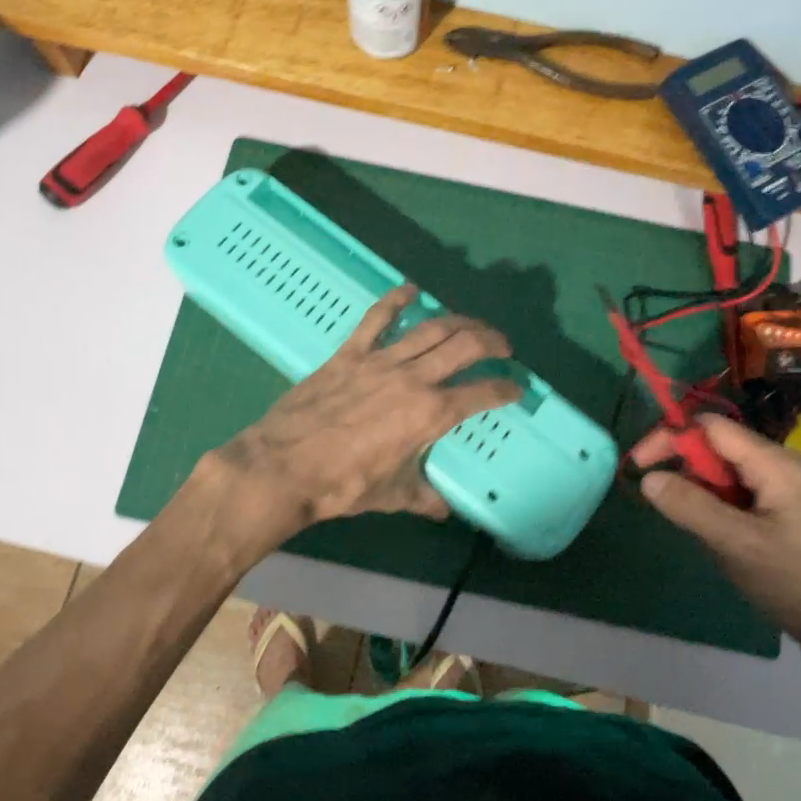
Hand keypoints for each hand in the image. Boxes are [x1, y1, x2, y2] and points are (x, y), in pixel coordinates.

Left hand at [203, 285, 520, 535]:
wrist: (285, 466)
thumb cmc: (342, 486)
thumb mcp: (392, 496)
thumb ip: (423, 497)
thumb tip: (442, 510)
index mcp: (430, 414)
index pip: (481, 394)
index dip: (505, 389)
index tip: (515, 388)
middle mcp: (413, 379)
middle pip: (464, 346)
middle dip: (492, 341)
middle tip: (503, 346)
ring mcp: (380, 361)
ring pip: (430, 328)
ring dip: (459, 320)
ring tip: (473, 323)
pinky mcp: (349, 353)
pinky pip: (377, 319)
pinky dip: (395, 300)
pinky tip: (410, 290)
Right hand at [633, 415, 800, 683]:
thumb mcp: (738, 545)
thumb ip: (691, 507)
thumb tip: (648, 478)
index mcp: (775, 463)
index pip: (710, 427)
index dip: (669, 438)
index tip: (638, 468)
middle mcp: (782, 467)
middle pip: (718, 448)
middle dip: (684, 469)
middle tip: (661, 505)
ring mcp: (786, 493)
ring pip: (726, 476)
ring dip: (701, 495)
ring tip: (697, 533)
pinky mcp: (786, 517)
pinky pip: (740, 498)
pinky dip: (718, 512)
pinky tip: (719, 543)